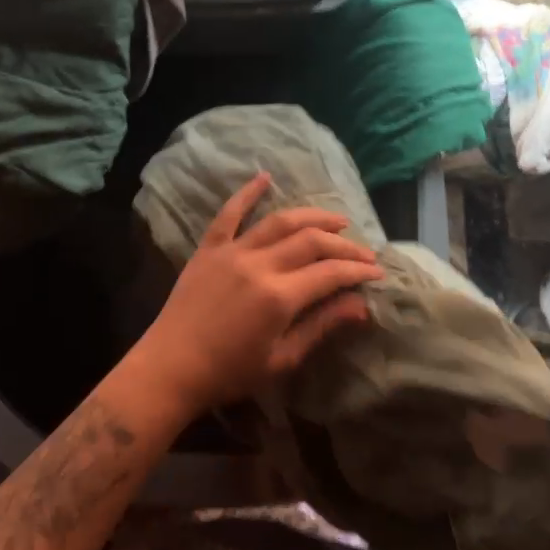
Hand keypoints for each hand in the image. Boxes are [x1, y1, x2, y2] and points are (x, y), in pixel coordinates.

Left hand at [130, 172, 381, 416]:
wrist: (172, 366)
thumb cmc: (230, 373)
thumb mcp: (282, 359)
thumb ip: (321, 327)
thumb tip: (361, 305)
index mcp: (279, 296)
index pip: (330, 272)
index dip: (358, 270)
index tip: (377, 271)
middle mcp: (258, 264)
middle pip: (311, 242)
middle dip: (343, 244)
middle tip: (363, 251)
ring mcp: (231, 252)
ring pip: (278, 222)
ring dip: (311, 216)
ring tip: (336, 219)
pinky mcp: (208, 249)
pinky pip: (229, 214)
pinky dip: (247, 193)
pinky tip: (264, 177)